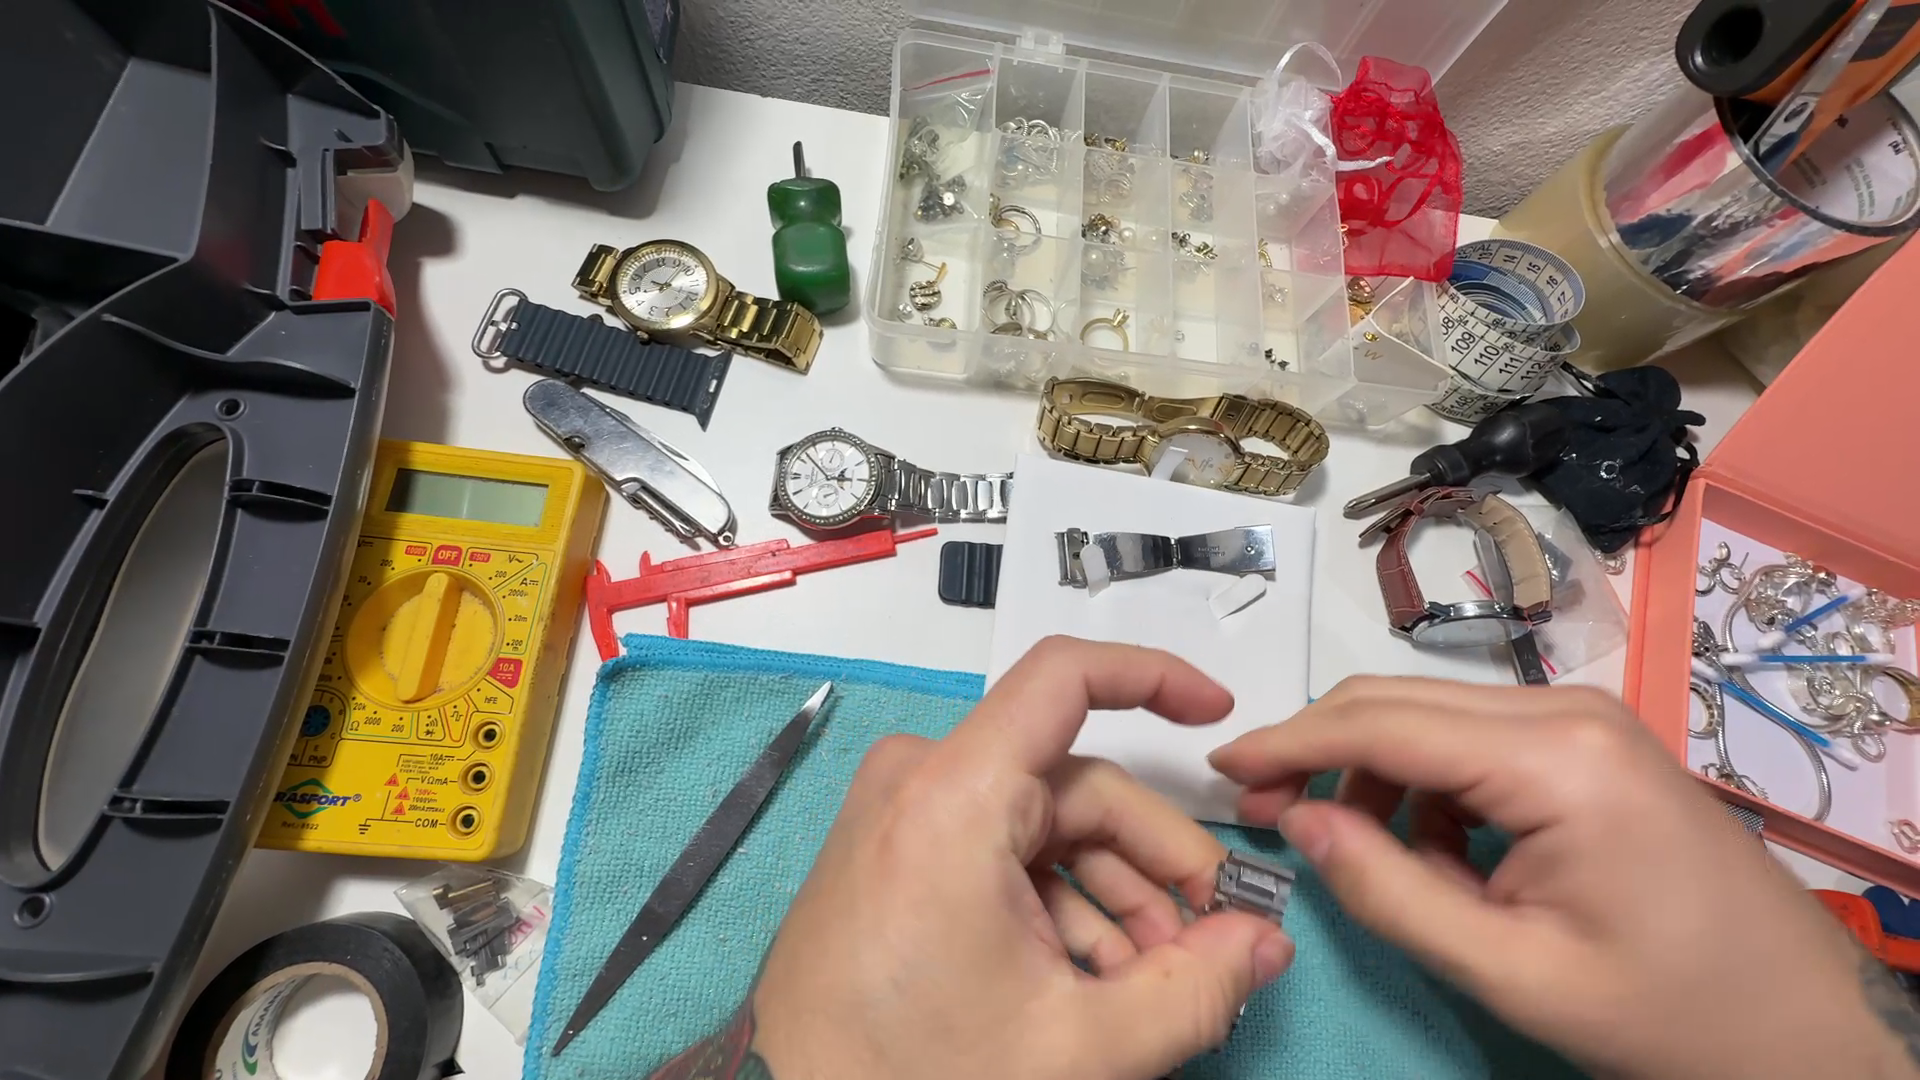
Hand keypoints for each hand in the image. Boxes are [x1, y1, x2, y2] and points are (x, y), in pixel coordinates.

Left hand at [750, 637, 1293, 1079]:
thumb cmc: (914, 1076)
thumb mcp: (1074, 1047)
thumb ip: (1191, 991)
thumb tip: (1266, 940)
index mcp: (957, 791)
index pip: (1063, 677)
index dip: (1152, 676)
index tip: (1216, 711)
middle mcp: (927, 773)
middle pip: (1078, 784)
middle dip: (1157, 860)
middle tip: (1217, 939)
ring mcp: (910, 803)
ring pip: (1048, 821)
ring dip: (1115, 891)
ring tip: (1163, 979)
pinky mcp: (904, 836)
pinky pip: (1005, 844)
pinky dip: (1059, 894)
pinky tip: (1096, 971)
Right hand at [1209, 677, 1919, 1079]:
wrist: (1820, 1039)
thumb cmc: (1669, 1017)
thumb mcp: (1510, 973)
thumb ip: (1385, 891)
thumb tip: (1293, 819)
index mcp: (1552, 758)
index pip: (1378, 726)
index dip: (1287, 742)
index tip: (1221, 763)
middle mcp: (1558, 708)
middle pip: (1390, 704)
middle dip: (1313, 750)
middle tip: (1262, 805)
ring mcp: (1571, 715)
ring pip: (1417, 716)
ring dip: (1365, 772)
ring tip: (1355, 846)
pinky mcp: (1575, 736)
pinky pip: (1458, 737)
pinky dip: (1415, 783)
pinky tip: (1432, 845)